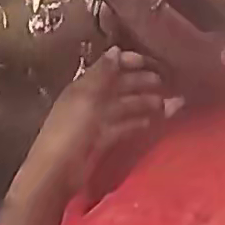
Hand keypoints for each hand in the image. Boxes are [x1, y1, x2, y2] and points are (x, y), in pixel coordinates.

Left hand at [0, 48, 169, 224]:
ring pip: (124, 107)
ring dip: (145, 103)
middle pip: (119, 87)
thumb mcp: (87, 97)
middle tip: (166, 82)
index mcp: (83, 86)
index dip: (129, 62)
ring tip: (169, 104)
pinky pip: (124, 127)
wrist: (56, 174)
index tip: (151, 62)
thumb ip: (103, 73)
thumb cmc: (71, 130)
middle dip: (141, 82)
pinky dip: (138, 122)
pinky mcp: (102, 143)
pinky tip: (154, 122)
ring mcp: (96, 122)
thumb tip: (116, 49)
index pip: (109, 67)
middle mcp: (90, 100)